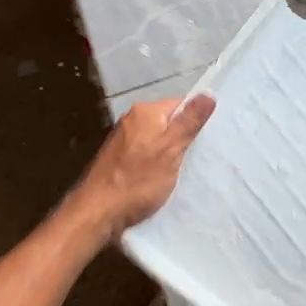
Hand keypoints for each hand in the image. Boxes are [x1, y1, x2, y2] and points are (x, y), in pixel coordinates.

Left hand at [67, 93, 216, 238]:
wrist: (98, 212)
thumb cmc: (138, 180)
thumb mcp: (171, 150)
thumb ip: (189, 121)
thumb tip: (208, 92)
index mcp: (145, 112)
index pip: (180, 104)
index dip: (195, 120)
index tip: (206, 139)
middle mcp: (131, 119)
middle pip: (167, 121)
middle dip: (182, 137)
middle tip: (197, 156)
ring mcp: (121, 139)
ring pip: (155, 138)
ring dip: (168, 152)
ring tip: (181, 170)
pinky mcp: (117, 158)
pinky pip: (144, 153)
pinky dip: (154, 162)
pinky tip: (160, 178)